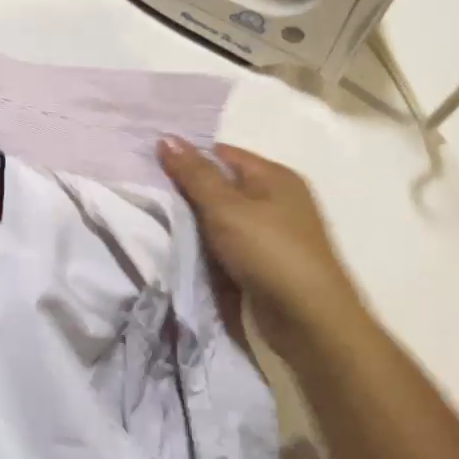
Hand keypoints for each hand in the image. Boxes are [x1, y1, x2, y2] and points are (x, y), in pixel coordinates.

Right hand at [158, 137, 367, 356]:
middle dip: (188, 191)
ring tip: (158, 220)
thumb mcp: (225, 207)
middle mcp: (278, 199)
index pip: (220, 153)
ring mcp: (274, 232)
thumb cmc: (269, 253)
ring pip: (222, 216)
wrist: (310, 322)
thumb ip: (194, 173)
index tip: (150, 167)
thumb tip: (166, 137)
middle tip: (149, 195)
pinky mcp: (267, 261)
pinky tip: (183, 248)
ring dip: (195, 221)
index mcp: (275, 176)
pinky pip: (228, 242)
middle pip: (221, 185)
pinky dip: (208, 244)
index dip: (186, 157)